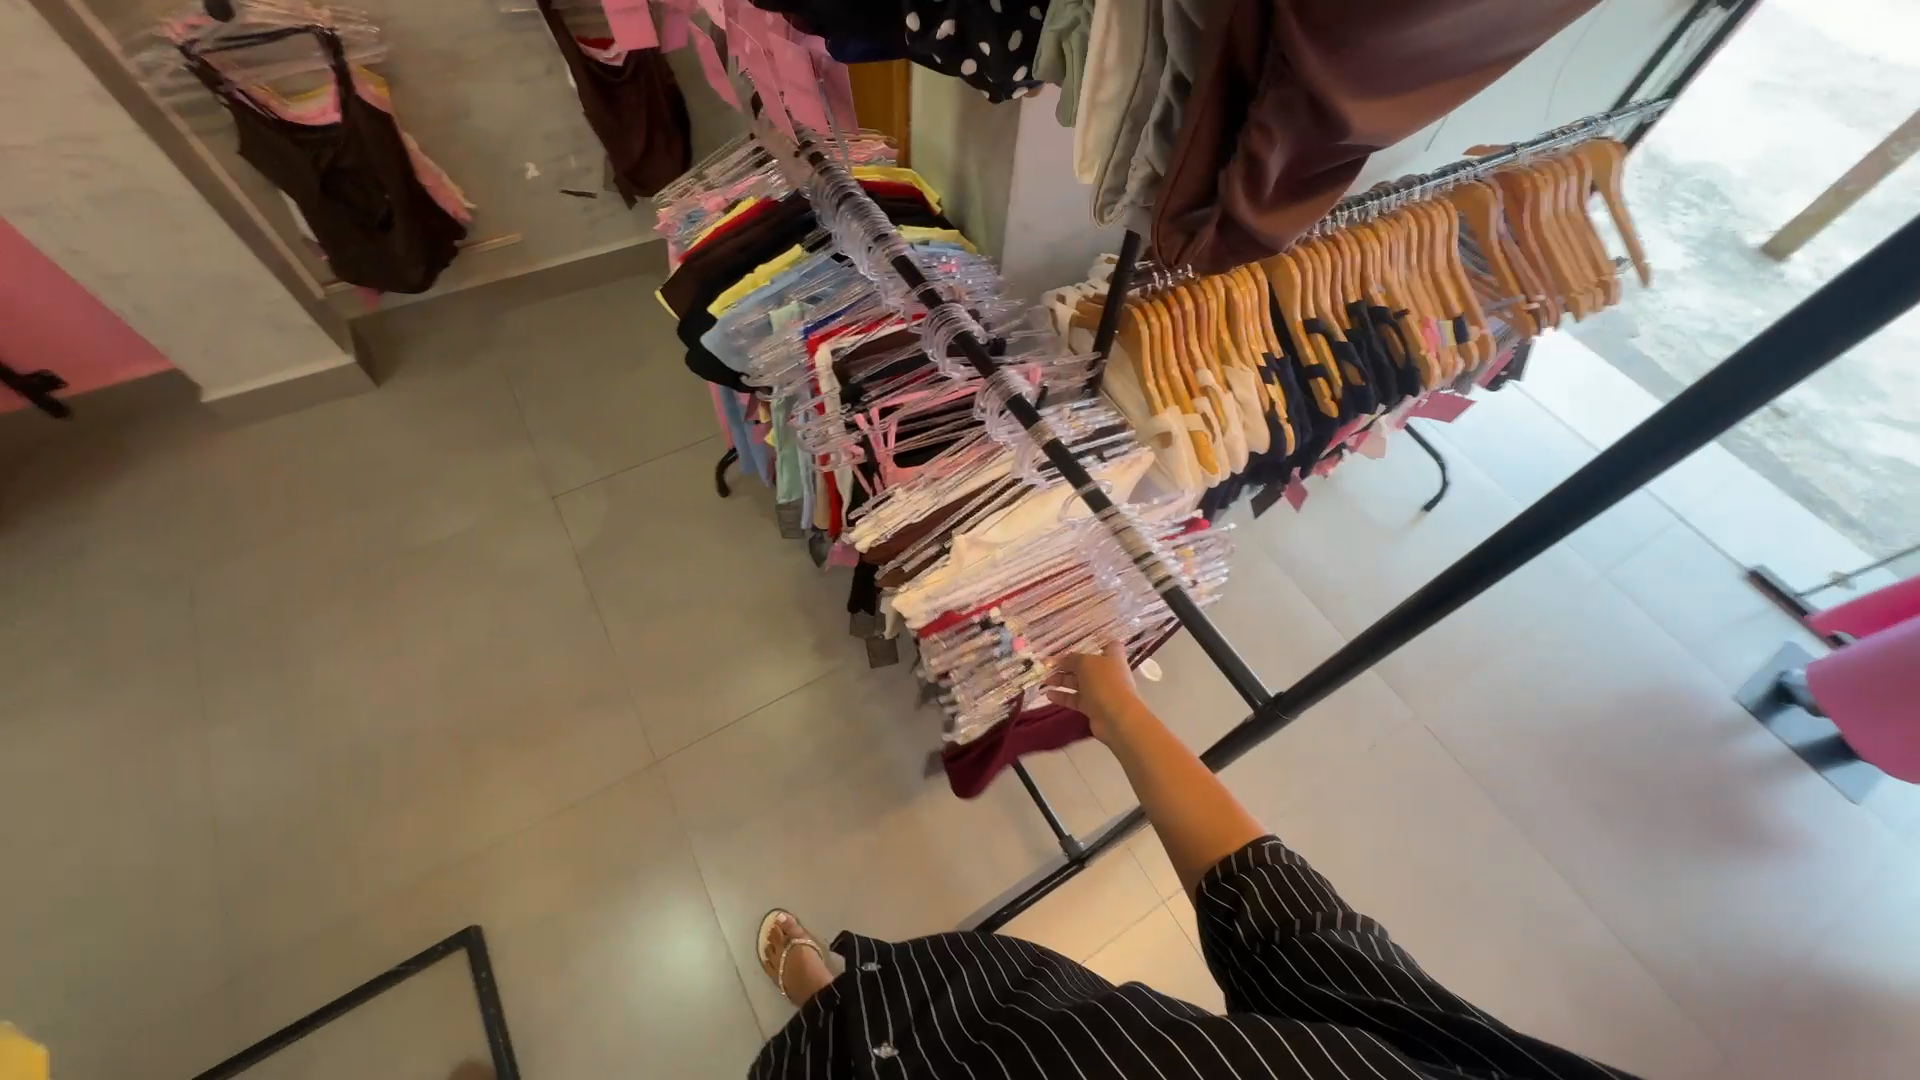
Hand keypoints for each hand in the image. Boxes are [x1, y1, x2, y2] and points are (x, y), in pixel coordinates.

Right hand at [1050, 644, 1146, 743]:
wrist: (1116, 717)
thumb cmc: (1104, 682)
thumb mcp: (1085, 663)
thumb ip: (1071, 659)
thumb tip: (1060, 660)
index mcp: (1112, 657)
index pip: (1106, 645)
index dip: (1093, 642)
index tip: (1076, 642)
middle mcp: (1107, 673)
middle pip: (1085, 665)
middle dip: (1066, 664)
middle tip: (1047, 665)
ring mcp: (1100, 691)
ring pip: (1078, 683)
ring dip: (1061, 680)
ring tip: (1044, 680)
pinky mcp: (1093, 707)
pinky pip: (1075, 699)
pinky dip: (1063, 696)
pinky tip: (1048, 694)